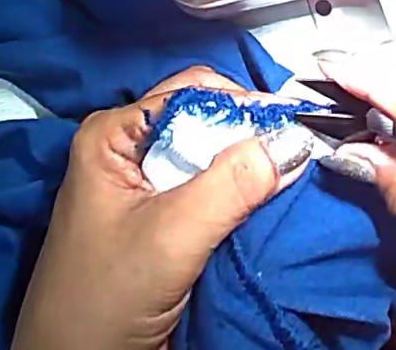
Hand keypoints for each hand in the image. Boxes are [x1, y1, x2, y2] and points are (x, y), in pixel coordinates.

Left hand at [12, 66, 309, 349]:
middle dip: (243, 129)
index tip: (287, 120)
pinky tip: (260, 192)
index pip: (186, 95)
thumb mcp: (169, 238)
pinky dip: (232, 186)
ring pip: (202, 151)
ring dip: (241, 158)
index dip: (238, 102)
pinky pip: (201, 182)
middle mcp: (124, 146)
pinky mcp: (153, 213)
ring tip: (285, 163)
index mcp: (111, 133)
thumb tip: (289, 141)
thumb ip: (229, 187)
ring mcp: (138, 180)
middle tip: (292, 143)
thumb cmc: (103, 300)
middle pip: (196, 118)